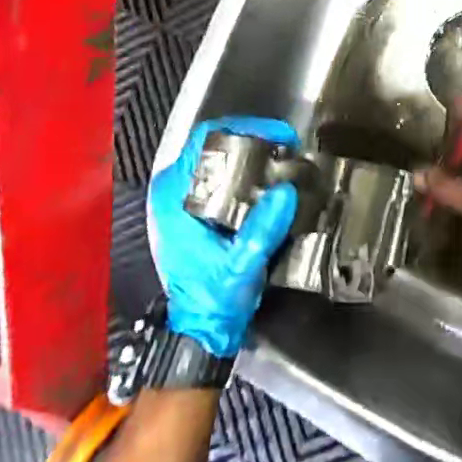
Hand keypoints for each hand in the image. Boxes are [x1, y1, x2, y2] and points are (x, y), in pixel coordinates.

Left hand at [149, 116, 299, 356]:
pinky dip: (249, 174)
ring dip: (254, 157)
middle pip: (216, 145)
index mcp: (173, 197)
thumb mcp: (240, 265)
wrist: (202, 332)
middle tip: (288, 150)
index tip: (278, 138)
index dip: (245, 129)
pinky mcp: (198, 212)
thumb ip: (261, 230)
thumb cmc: (213, 299)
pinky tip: (273, 183)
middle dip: (255, 142)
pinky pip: (225, 177)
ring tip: (285, 163)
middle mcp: (174, 191)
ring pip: (222, 159)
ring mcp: (185, 201)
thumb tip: (286, 191)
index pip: (205, 140)